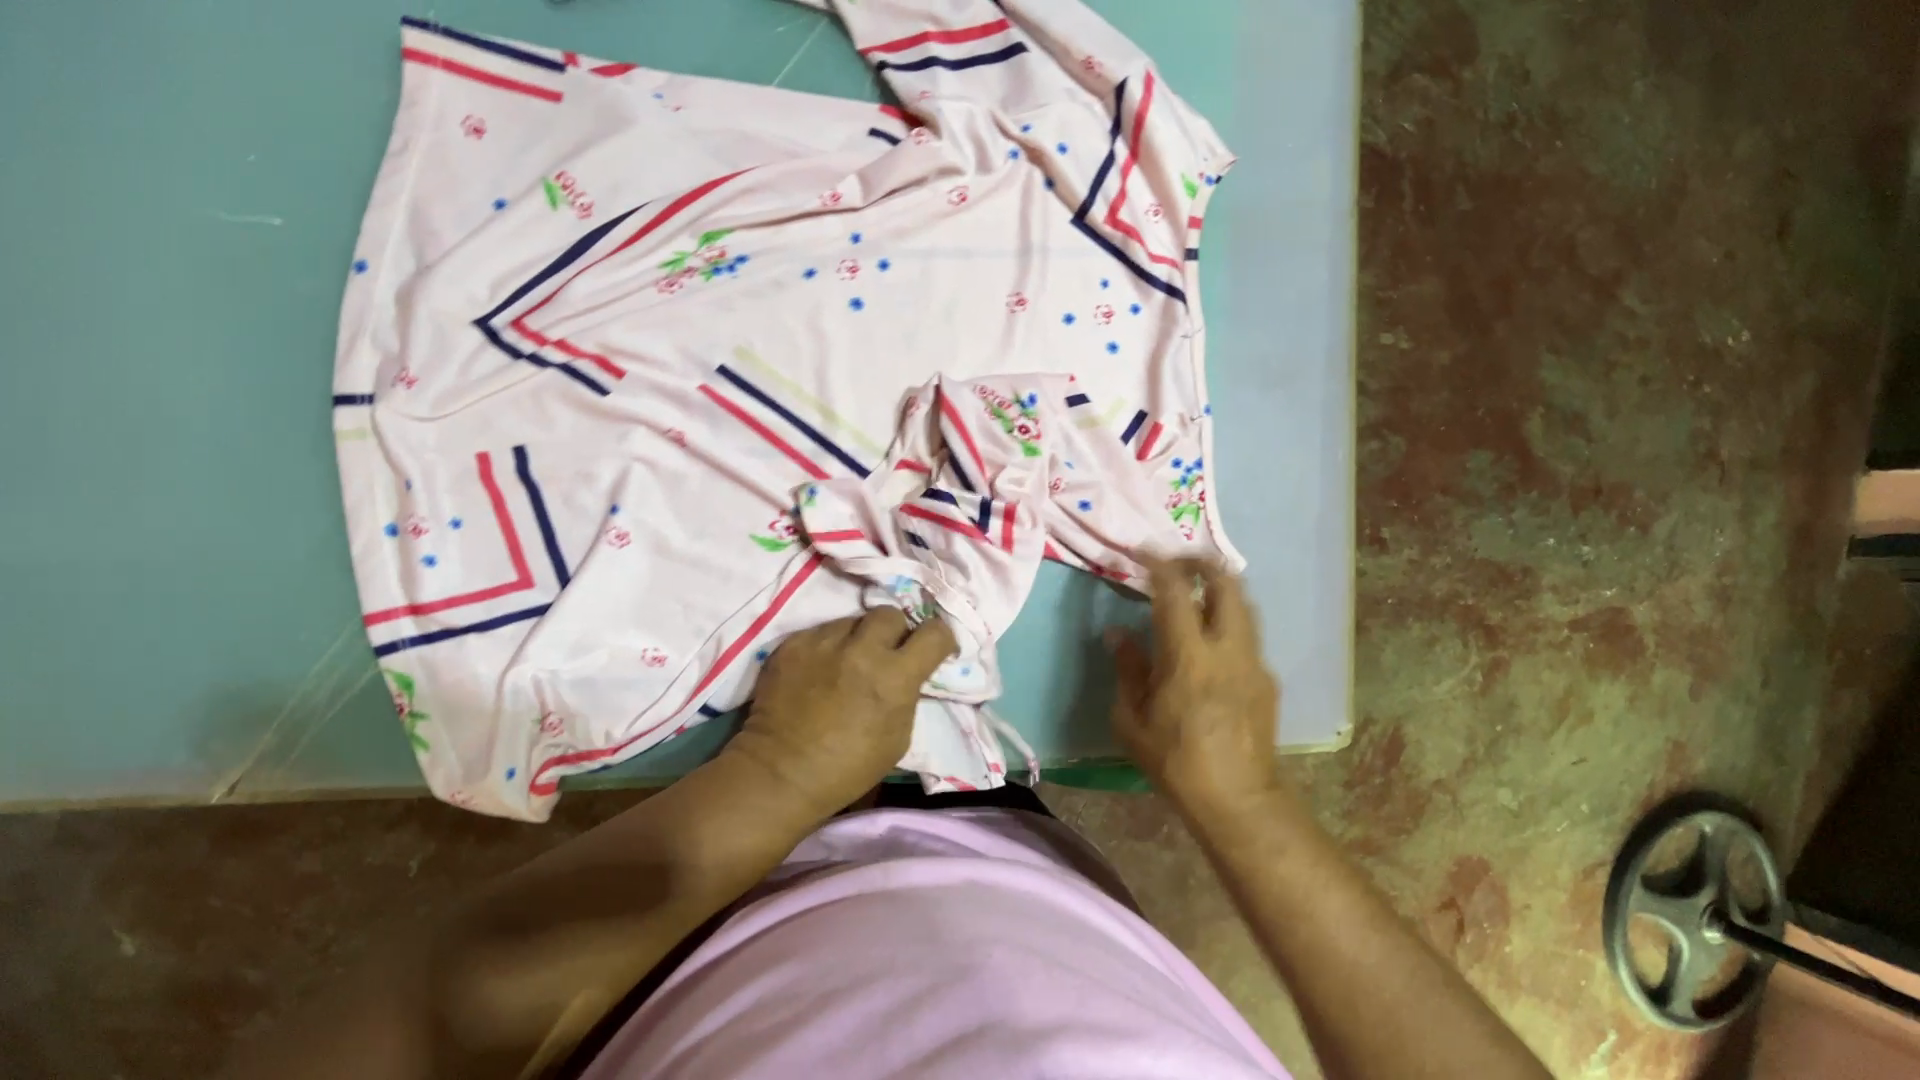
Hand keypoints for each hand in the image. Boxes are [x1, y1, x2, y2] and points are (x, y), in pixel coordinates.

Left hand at [727, 609, 955, 818]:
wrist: (780, 773)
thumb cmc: (848, 767)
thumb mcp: (898, 736)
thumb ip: (907, 694)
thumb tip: (906, 673)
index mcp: (895, 676)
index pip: (934, 632)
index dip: (938, 639)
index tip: (933, 649)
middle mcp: (861, 649)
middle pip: (890, 614)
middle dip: (894, 631)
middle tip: (885, 653)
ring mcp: (823, 642)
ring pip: (852, 620)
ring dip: (857, 638)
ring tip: (845, 663)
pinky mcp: (792, 643)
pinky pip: (820, 632)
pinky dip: (825, 648)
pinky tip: (817, 671)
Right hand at [1110, 558, 1284, 822]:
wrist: (1237, 798)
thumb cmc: (1174, 760)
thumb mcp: (1132, 719)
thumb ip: (1127, 668)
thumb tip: (1118, 633)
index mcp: (1188, 656)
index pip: (1175, 591)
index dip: (1159, 564)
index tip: (1143, 551)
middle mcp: (1228, 648)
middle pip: (1226, 583)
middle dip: (1203, 562)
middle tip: (1178, 561)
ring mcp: (1254, 662)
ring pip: (1244, 606)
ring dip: (1221, 589)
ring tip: (1198, 592)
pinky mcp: (1267, 680)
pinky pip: (1248, 637)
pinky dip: (1229, 623)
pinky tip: (1212, 644)